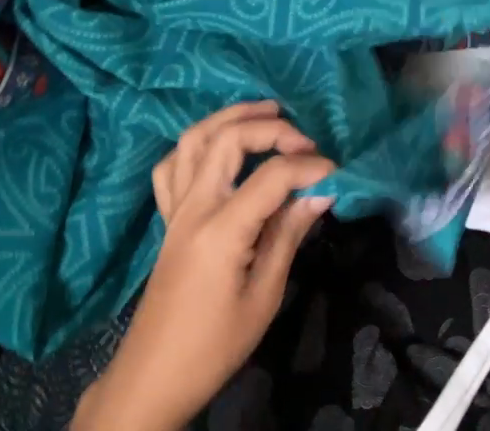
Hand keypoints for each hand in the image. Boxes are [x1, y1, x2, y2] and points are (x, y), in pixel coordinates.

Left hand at [74, 101, 333, 430]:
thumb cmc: (215, 345)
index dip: (308, 166)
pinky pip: (172, 166)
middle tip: (303, 138)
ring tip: (264, 111)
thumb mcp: (264, 297)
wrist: (153, 377)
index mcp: (221, 230)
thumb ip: (288, 236)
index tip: (336, 172)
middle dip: (269, 126)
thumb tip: (321, 193)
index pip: (271, 176)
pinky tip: (219, 148)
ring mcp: (175, 210)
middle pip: (227, 140)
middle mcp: (193, 207)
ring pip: (193, 140)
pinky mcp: (167, 219)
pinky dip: (196, 145)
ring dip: (229, 118)